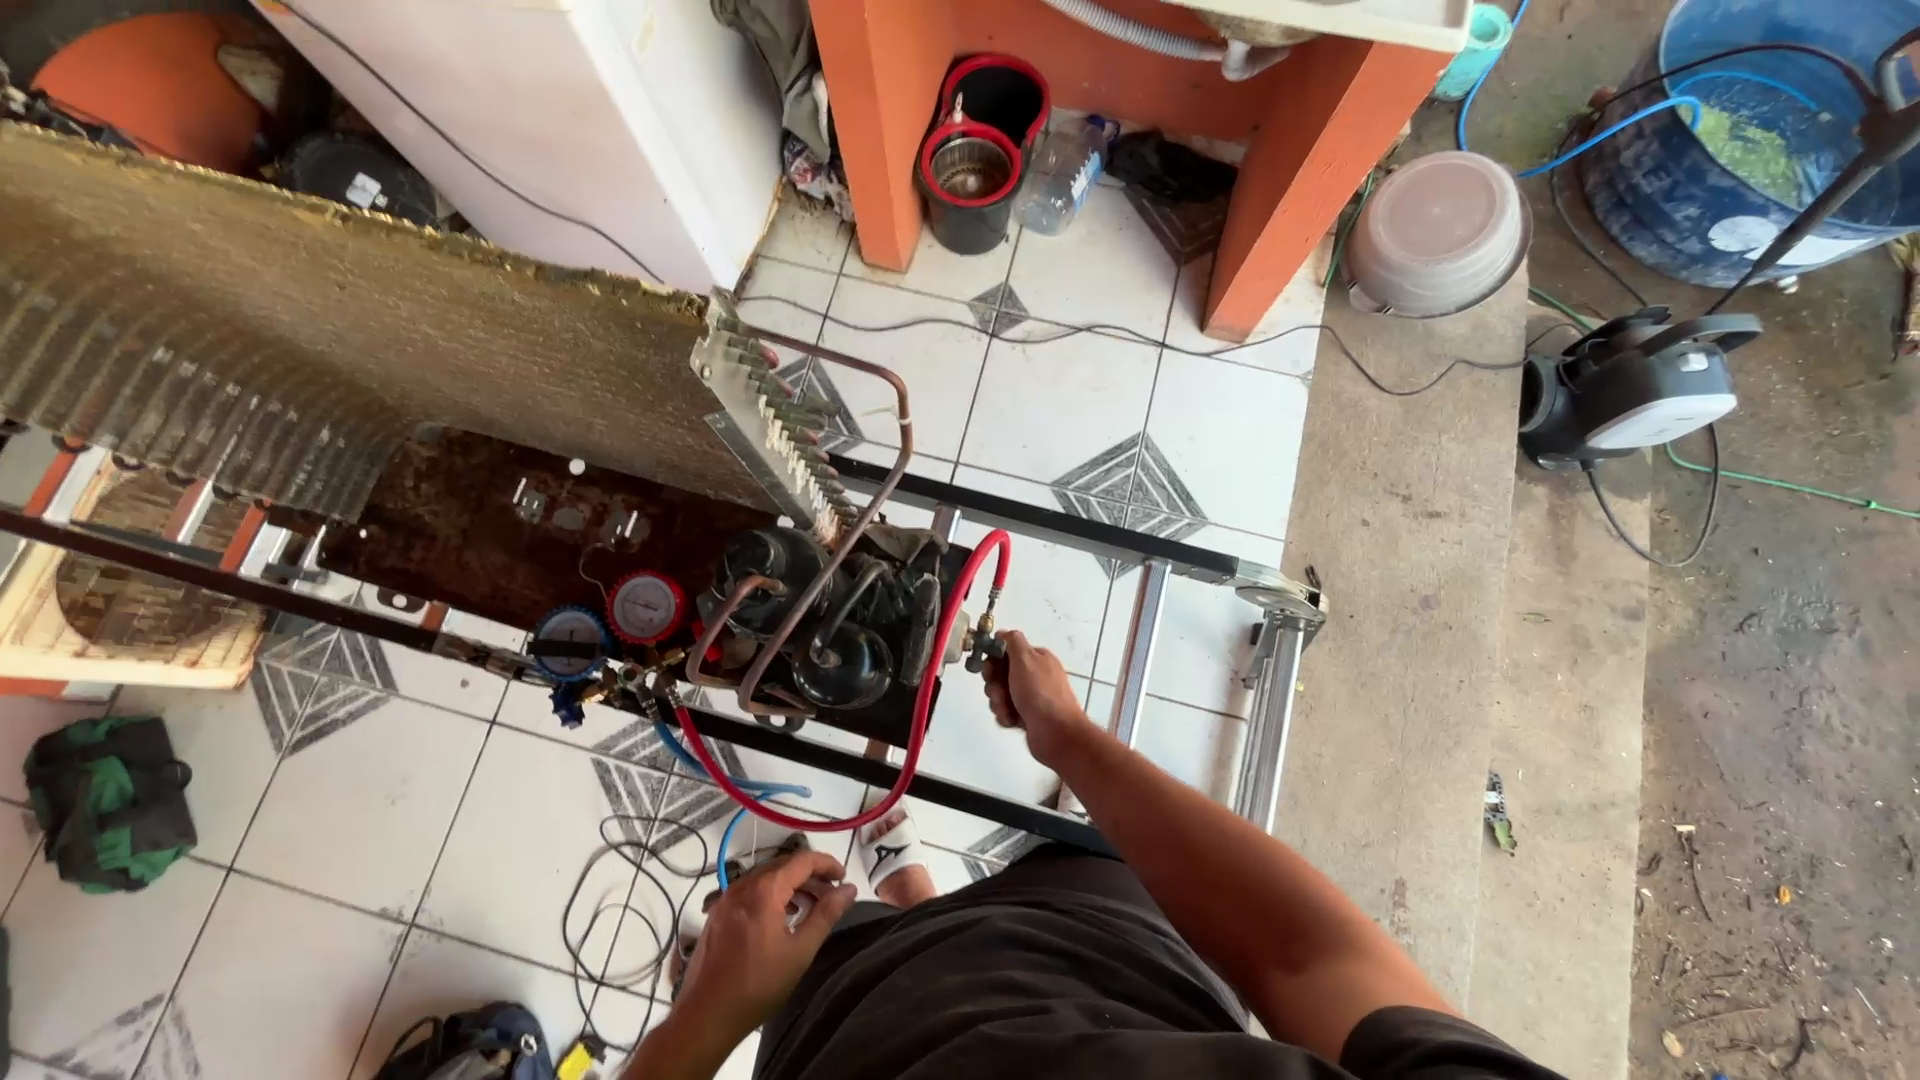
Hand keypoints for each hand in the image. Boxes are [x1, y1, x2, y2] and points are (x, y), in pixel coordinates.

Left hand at [675, 850, 857, 1043]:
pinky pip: (750, 891)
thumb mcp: (800, 951)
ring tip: (810, 906)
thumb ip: (826, 914)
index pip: (802, 860)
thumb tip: (849, 889)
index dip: (827, 864)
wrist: (705, 1016)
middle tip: (831, 893)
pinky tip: (781, 917)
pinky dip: (771, 894)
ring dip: (791, 885)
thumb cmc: (758, 984)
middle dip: (810, 875)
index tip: (844, 877)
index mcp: (764, 890)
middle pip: (783, 865)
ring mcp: (726, 898)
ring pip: (766, 878)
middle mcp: (743, 885)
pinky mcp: (717, 913)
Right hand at [983, 630, 1100, 767]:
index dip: (994, 660)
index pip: (1007, 652)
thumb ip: (1012, 642)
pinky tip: (1013, 721)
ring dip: (998, 702)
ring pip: (1001, 694)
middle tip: (999, 692)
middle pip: (1000, 674)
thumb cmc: (1040, 693)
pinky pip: (1006, 711)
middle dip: (994, 685)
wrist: (1056, 733)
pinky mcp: (1027, 716)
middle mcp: (1035, 676)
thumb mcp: (1026, 659)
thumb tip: (1003, 633)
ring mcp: (1032, 697)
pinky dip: (1005, 716)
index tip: (989, 669)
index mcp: (1037, 658)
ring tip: (1008, 709)